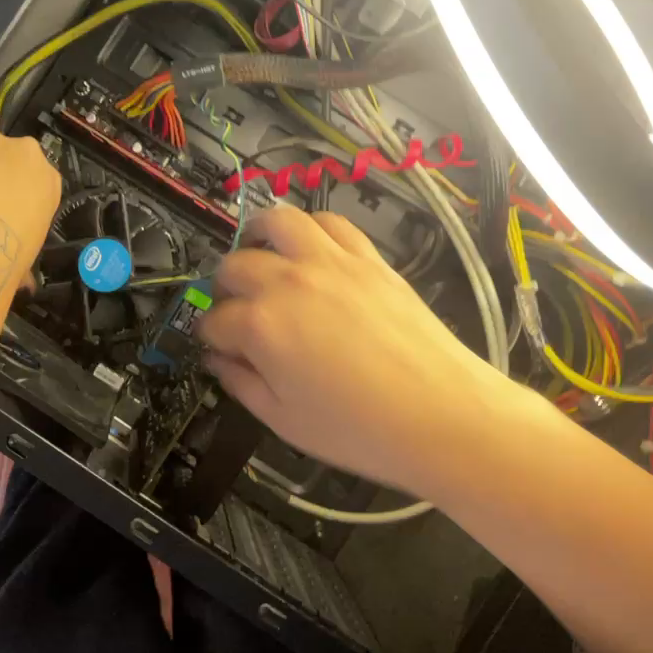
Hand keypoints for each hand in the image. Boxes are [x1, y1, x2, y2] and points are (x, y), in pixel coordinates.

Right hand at [198, 206, 520, 491]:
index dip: (210, 337)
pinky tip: (309, 246)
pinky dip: (310, 228)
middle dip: (225, 289)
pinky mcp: (367, 257)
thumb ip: (242, 384)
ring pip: (276, 222)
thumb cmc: (358, 429)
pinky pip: (329, 222)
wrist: (443, 415)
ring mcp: (329, 262)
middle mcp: (286, 282)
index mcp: (259, 326)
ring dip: (257, 235)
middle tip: (236, 309)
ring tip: (258, 251)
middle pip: (235, 266)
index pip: (214, 321)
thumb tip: (220, 360)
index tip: (219, 349)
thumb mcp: (284, 420)